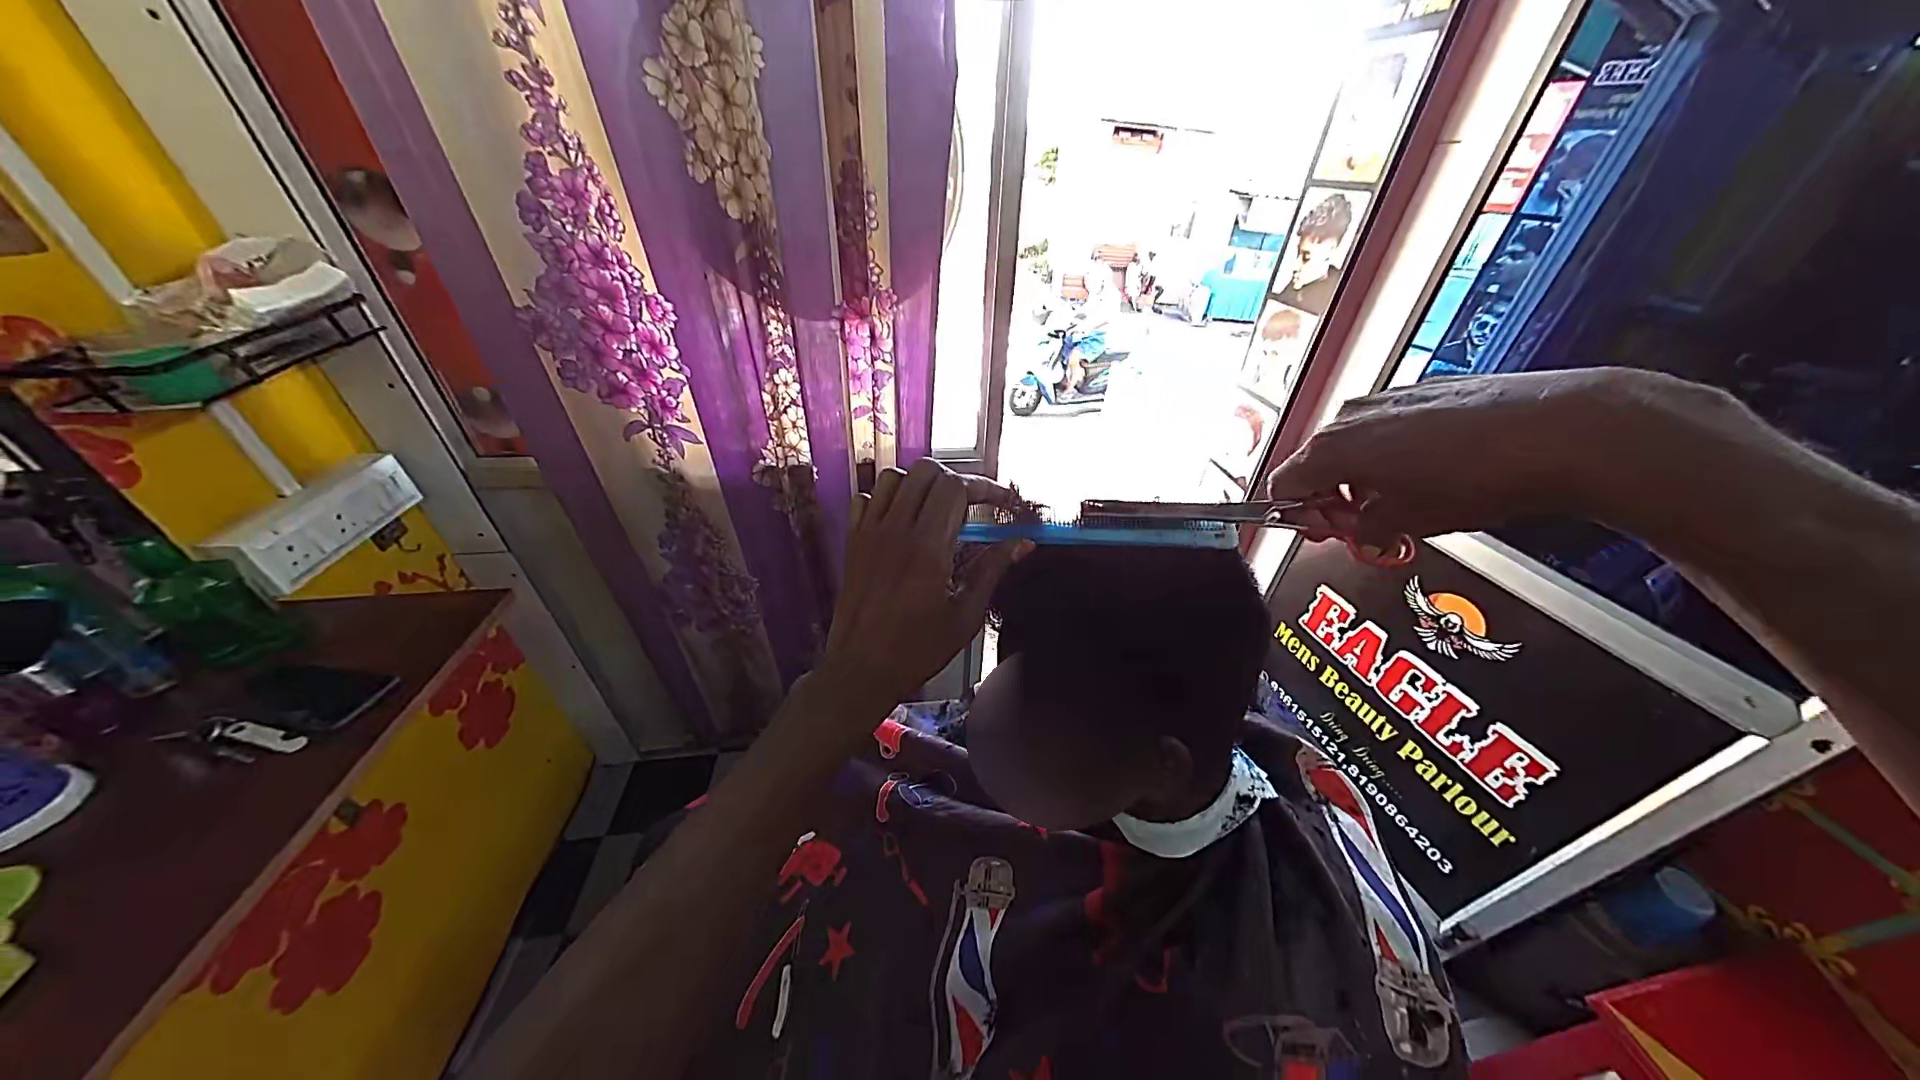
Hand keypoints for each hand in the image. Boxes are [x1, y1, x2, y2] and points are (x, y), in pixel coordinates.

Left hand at [818, 459, 1030, 718]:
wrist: (861, 669)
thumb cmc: (917, 649)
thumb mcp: (965, 615)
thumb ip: (992, 570)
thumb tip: (1022, 543)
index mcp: (928, 546)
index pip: (956, 487)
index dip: (985, 486)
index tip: (1001, 500)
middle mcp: (896, 530)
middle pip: (927, 471)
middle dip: (957, 480)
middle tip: (973, 505)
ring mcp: (869, 532)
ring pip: (895, 477)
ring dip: (921, 484)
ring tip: (937, 509)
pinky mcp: (853, 541)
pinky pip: (866, 498)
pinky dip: (887, 498)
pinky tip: (902, 519)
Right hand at [1262, 368, 1728, 542]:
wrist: (1563, 431)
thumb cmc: (1482, 476)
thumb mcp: (1407, 522)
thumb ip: (1363, 529)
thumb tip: (1358, 531)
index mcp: (1332, 448)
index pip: (1282, 485)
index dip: (1297, 514)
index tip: (1323, 531)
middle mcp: (1350, 417)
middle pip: (1314, 463)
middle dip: (1331, 497)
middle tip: (1362, 526)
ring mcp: (1387, 399)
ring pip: (1352, 446)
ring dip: (1363, 477)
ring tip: (1405, 503)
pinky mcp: (1423, 391)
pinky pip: (1386, 429)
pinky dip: (1393, 455)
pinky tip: (1432, 475)